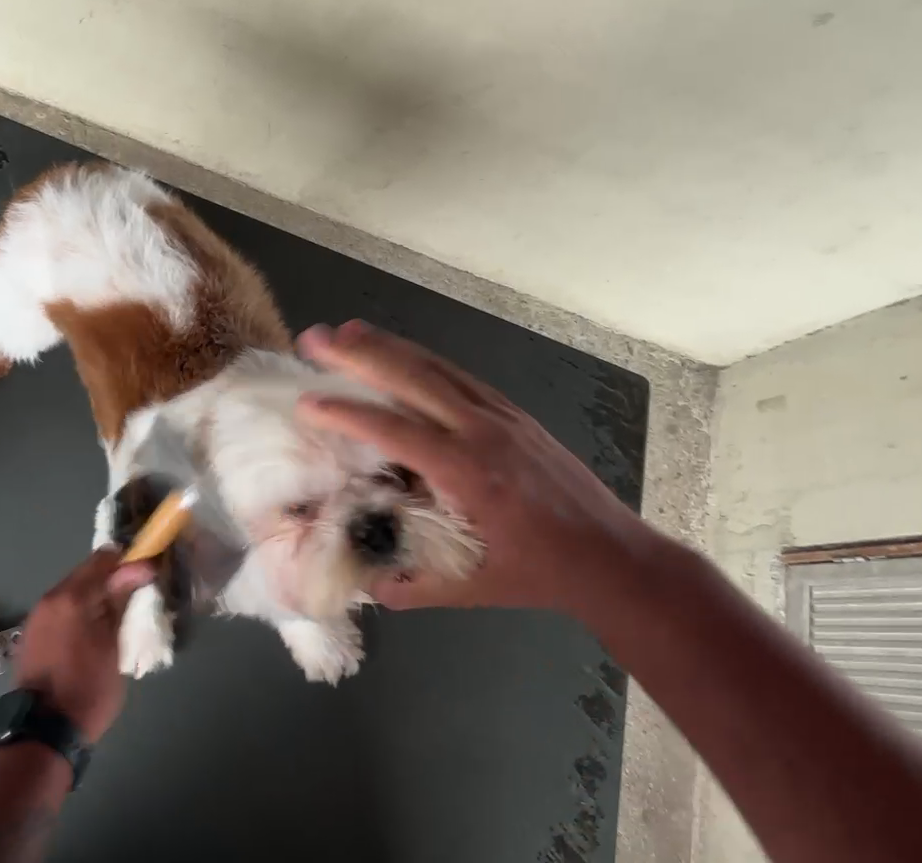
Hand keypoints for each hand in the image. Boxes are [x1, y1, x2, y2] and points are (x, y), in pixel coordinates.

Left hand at [14, 549, 153, 740]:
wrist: (44, 730)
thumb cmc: (88, 689)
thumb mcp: (113, 646)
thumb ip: (120, 602)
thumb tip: (138, 567)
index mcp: (71, 597)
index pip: (103, 559)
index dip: (128, 562)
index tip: (147, 574)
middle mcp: (50, 597)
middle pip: (86, 573)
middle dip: (112, 579)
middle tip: (136, 596)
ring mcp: (37, 614)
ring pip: (73, 591)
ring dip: (95, 596)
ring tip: (117, 615)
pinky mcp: (33, 632)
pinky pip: (61, 609)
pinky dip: (79, 611)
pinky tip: (93, 630)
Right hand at [296, 320, 664, 614]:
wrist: (615, 557)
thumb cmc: (541, 573)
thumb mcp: (472, 590)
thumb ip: (412, 587)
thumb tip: (361, 584)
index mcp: (469, 473)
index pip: (395, 431)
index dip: (347, 414)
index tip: (306, 402)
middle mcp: (483, 432)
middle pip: (412, 379)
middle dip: (359, 355)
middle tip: (316, 338)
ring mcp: (501, 416)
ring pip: (435, 368)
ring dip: (387, 346)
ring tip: (346, 329)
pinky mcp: (512, 413)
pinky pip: (457, 376)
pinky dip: (420, 358)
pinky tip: (398, 351)